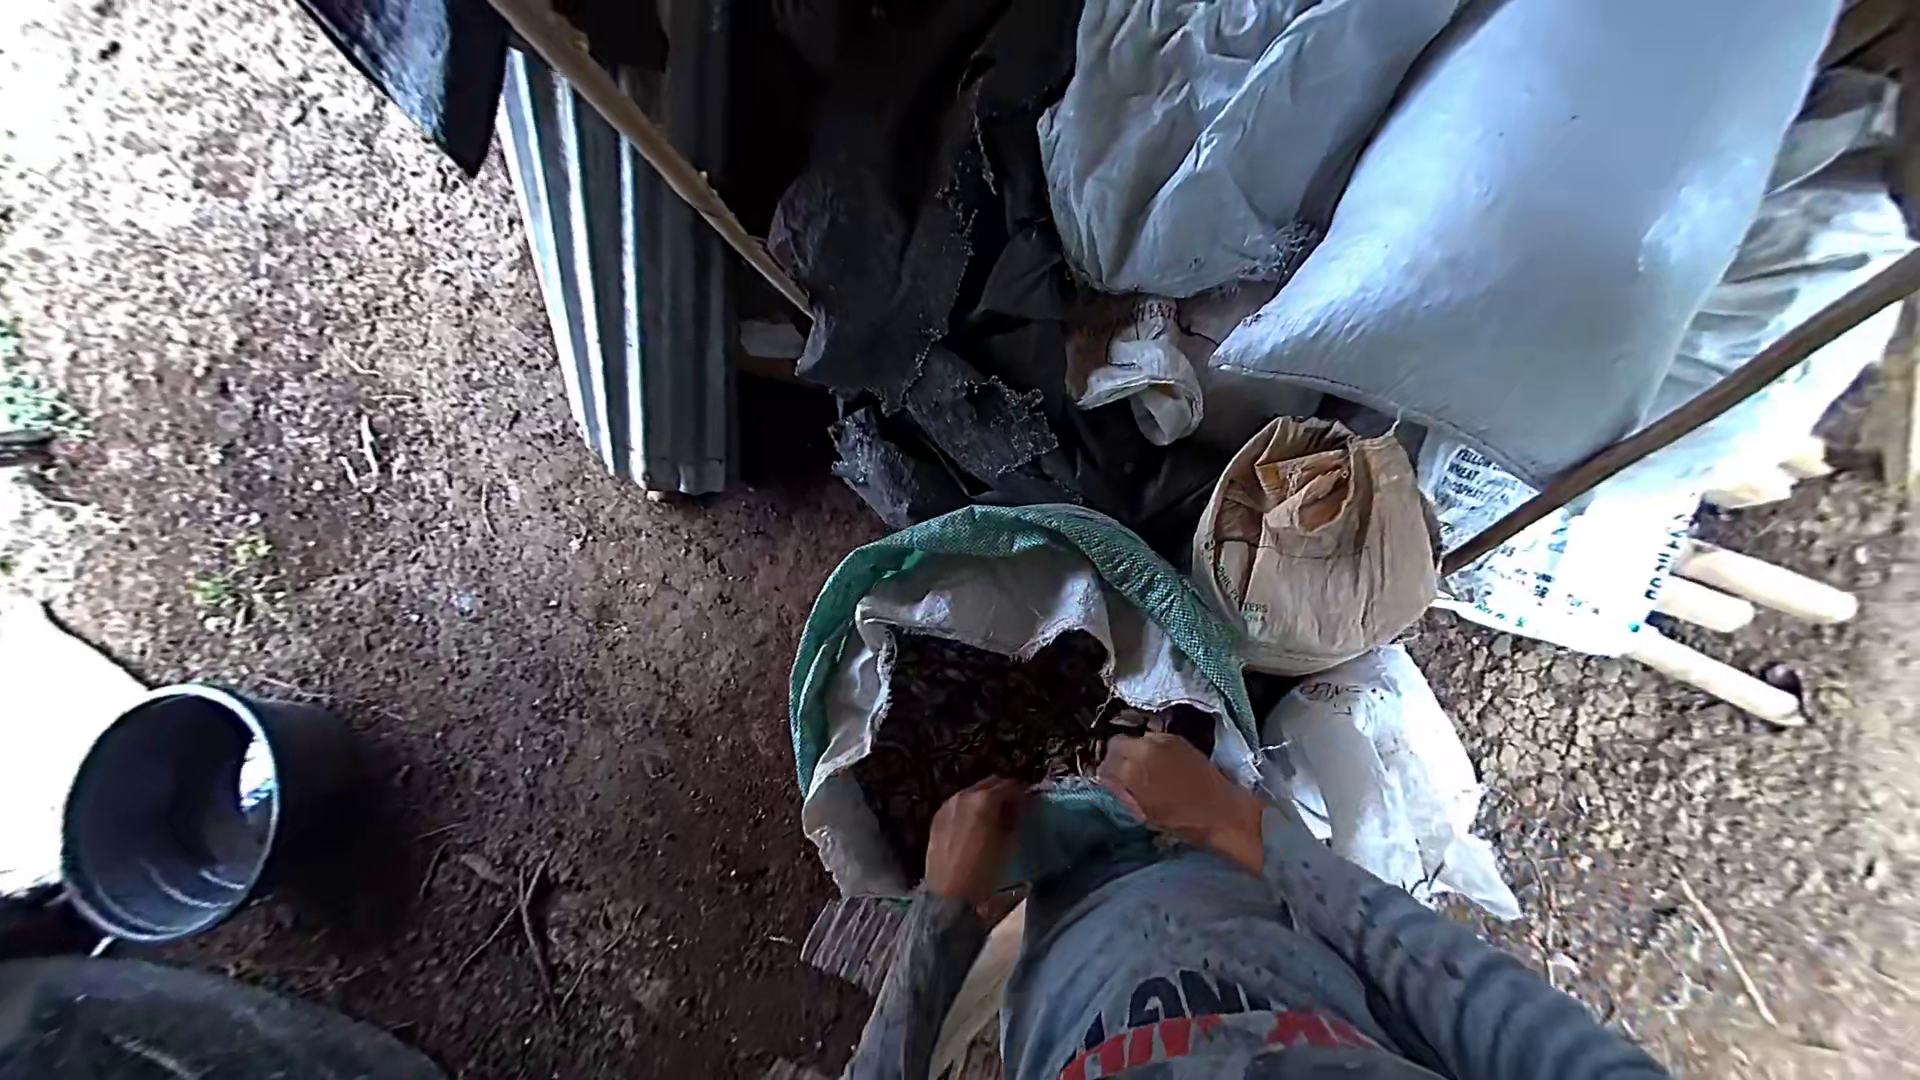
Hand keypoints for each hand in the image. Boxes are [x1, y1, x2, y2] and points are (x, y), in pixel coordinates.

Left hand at [923, 777, 1027, 903]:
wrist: (948, 895)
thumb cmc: (984, 872)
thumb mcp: (1008, 845)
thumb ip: (1014, 818)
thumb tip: (1018, 805)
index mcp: (985, 800)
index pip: (1009, 785)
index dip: (1021, 791)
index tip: (1027, 799)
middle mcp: (965, 795)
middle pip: (989, 783)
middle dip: (1002, 791)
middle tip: (1013, 805)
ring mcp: (949, 804)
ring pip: (972, 792)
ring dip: (985, 798)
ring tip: (993, 815)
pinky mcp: (938, 816)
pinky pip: (958, 804)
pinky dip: (969, 807)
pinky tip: (973, 823)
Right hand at [1099, 733, 1264, 875]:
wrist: (1224, 812)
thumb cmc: (1183, 821)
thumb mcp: (1145, 813)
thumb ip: (1124, 793)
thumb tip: (1114, 783)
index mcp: (1132, 770)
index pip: (1105, 764)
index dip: (1107, 777)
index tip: (1114, 786)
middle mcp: (1143, 748)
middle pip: (1115, 744)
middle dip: (1116, 758)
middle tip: (1124, 775)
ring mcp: (1161, 740)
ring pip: (1135, 739)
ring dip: (1134, 752)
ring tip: (1145, 769)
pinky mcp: (1177, 738)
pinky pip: (1153, 739)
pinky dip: (1151, 749)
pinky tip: (1161, 765)